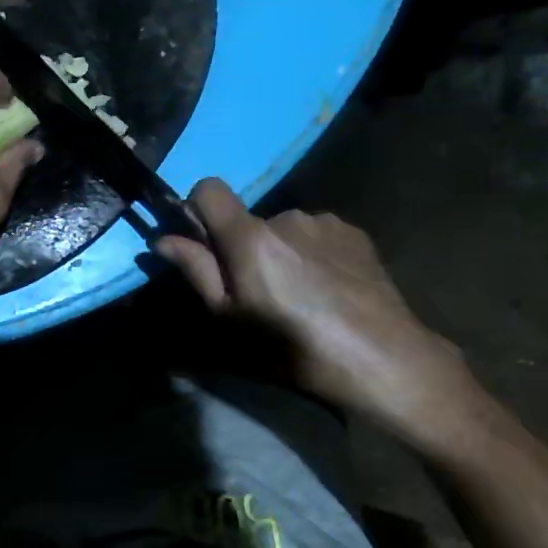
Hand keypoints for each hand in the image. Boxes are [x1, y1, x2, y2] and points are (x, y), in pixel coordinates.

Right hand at [156, 179, 472, 434]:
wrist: (384, 359)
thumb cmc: (293, 347)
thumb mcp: (230, 318)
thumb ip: (197, 271)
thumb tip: (163, 239)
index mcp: (250, 238)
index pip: (209, 189)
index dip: (197, 209)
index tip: (203, 243)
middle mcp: (287, 217)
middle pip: (247, 220)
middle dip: (243, 246)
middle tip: (259, 292)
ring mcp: (325, 222)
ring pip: (283, 229)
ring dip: (280, 250)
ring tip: (299, 293)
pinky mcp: (355, 232)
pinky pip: (315, 234)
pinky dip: (311, 252)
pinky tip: (327, 287)